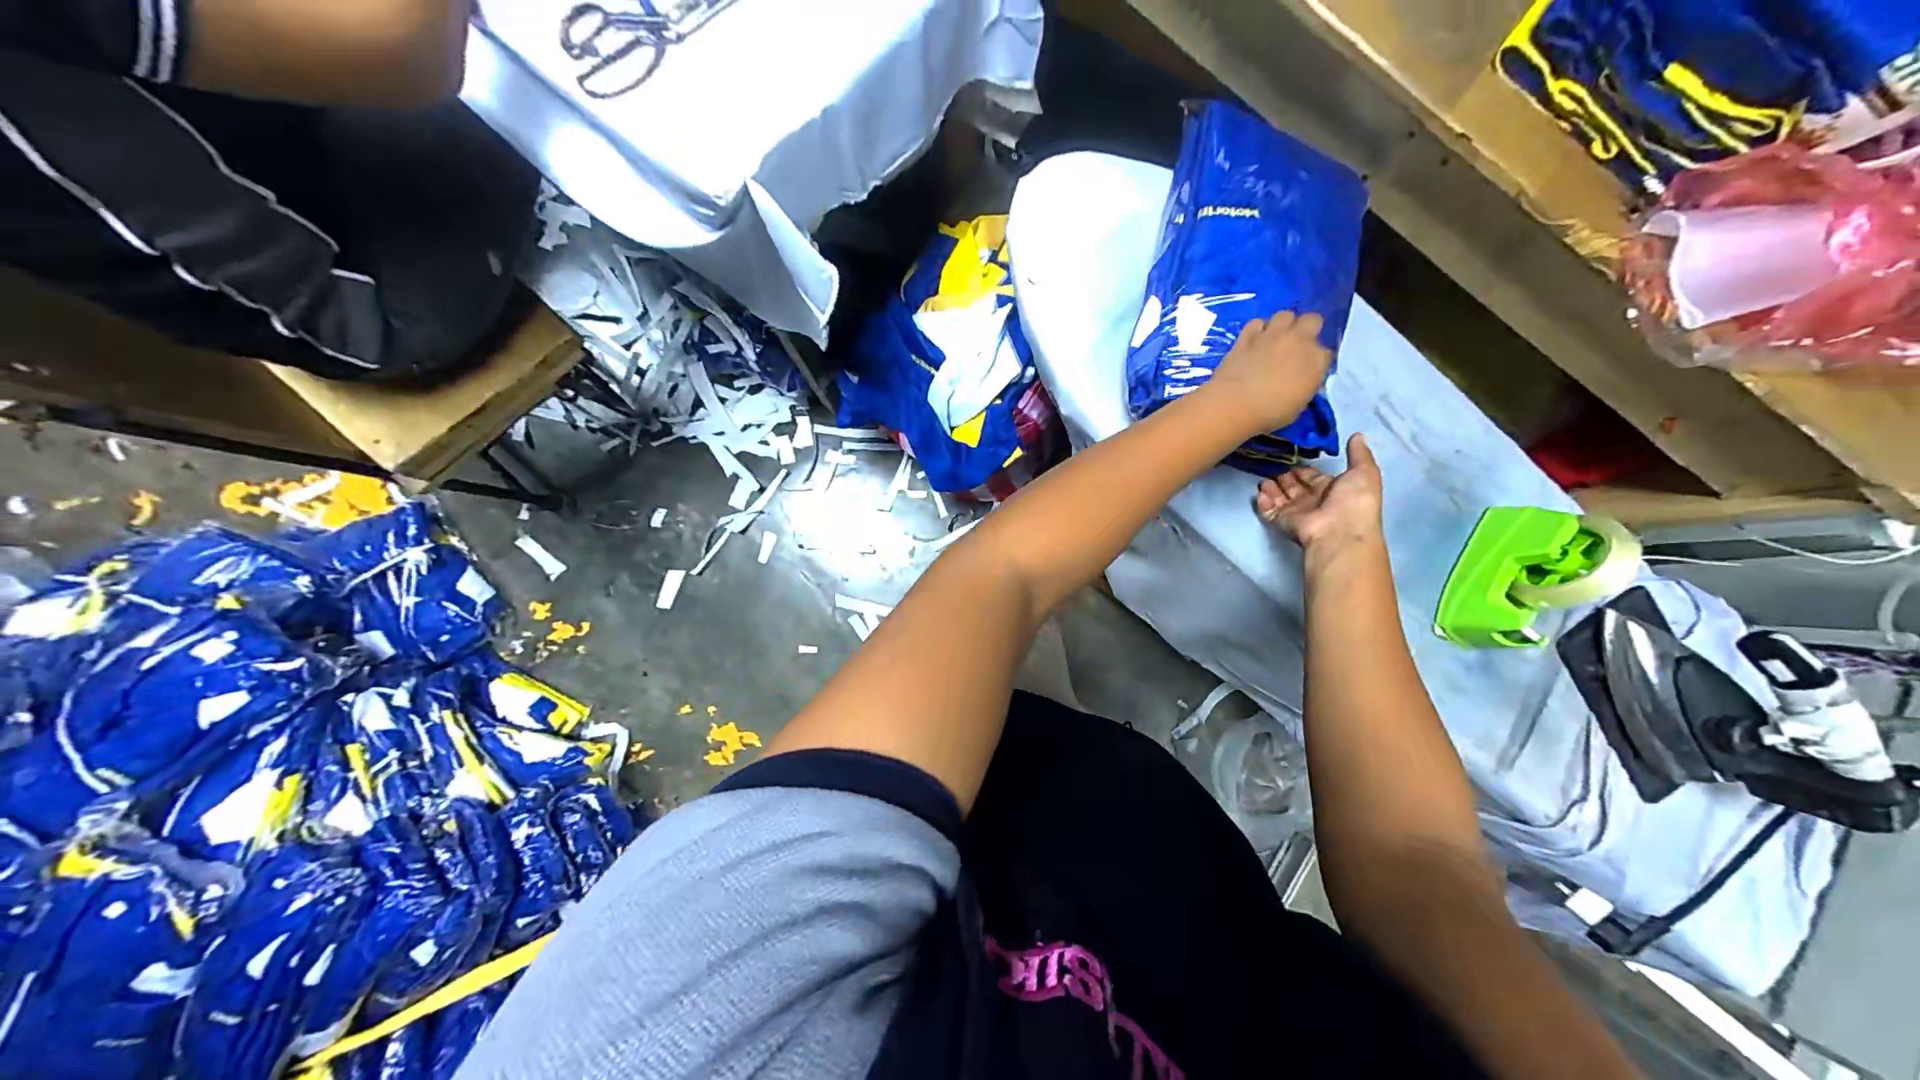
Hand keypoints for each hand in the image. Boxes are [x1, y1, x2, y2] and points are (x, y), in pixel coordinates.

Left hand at [1201, 311, 1333, 435]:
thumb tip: (1300, 380)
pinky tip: (1254, 340)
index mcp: (1318, 359)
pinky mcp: (1247, 336)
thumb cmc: (1271, 412)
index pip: (1326, 352)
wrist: (1235, 403)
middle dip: (1308, 328)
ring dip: (1283, 324)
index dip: (1317, 359)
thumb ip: (1304, 384)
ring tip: (1276, 339)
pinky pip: (1257, 322)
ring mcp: (1272, 335)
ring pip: (1285, 315)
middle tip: (1297, 345)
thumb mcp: (1299, 404)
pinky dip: (1257, 329)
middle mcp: (1299, 340)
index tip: (1309, 368)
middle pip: (1313, 320)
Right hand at [1256, 433, 1383, 555]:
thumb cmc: (1353, 500)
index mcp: (1332, 490)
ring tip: (1263, 476)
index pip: (1313, 477)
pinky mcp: (1283, 521)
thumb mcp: (1364, 472)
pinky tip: (1260, 491)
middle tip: (1272, 464)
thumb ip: (1359, 454)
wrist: (1339, 530)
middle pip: (1294, 486)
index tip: (1292, 457)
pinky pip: (1269, 511)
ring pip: (1280, 497)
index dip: (1304, 469)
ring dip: (1271, 487)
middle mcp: (1314, 501)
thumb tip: (1358, 434)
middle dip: (1284, 476)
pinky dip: (1263, 502)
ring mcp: (1297, 512)